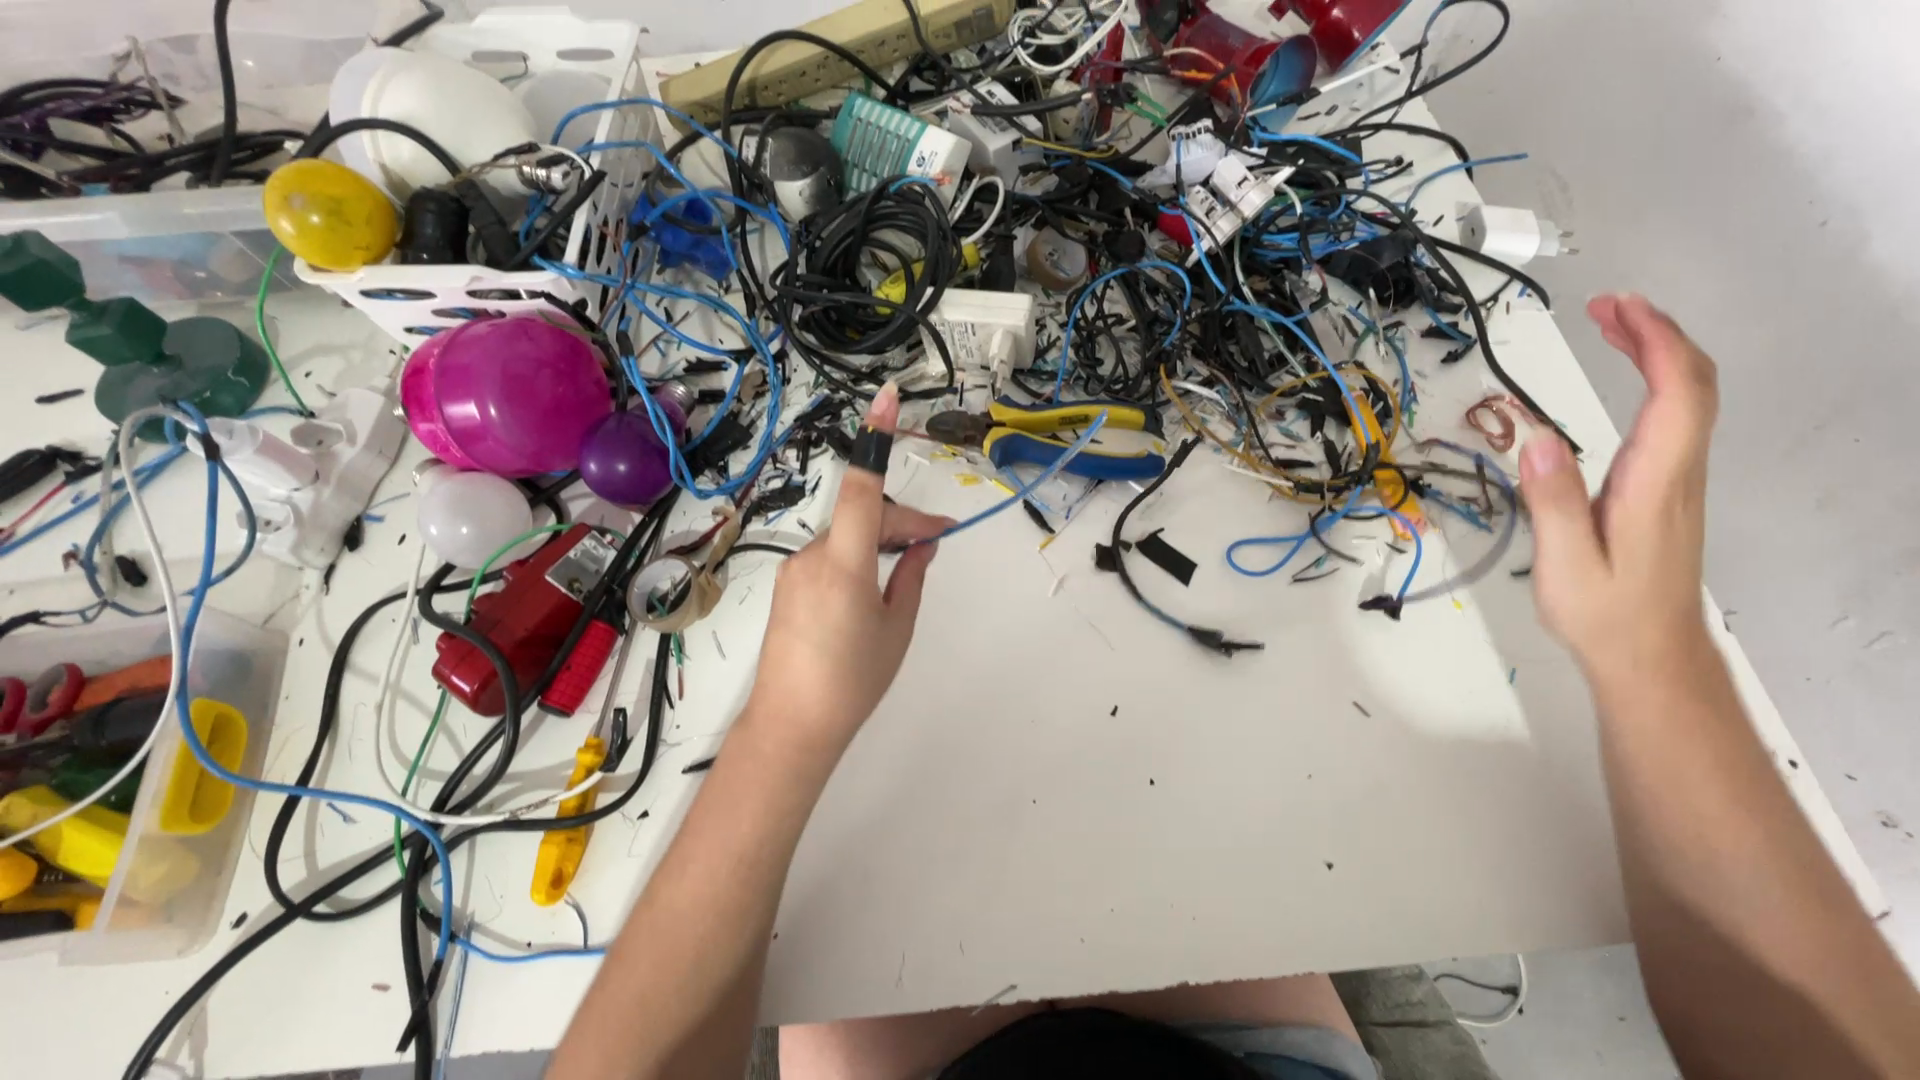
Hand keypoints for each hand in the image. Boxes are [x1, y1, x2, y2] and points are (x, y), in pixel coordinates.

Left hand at [743, 383, 953, 749]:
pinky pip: (829, 556)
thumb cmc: (853, 680)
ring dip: (878, 540)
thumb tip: (924, 543)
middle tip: (936, 539)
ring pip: (845, 536)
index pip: (860, 488)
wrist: (792, 725)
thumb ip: (912, 576)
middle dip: (900, 520)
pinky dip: (856, 557)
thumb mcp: (897, 627)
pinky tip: (874, 584)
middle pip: (861, 514)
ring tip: (908, 566)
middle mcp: (812, 556)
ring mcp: (794, 571)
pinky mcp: (788, 587)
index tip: (887, 399)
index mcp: (844, 563)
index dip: (875, 440)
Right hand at [1520, 294, 1718, 679]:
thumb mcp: (1564, 564)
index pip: (1677, 393)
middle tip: (1606, 305)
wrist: (1650, 656)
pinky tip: (1625, 383)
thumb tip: (1535, 437)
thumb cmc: (1604, 614)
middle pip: (1693, 385)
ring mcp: (1678, 480)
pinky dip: (1653, 384)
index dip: (1655, 341)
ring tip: (1609, 328)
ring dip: (1657, 354)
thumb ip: (1553, 501)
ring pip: (1689, 400)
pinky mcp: (1666, 491)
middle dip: (1657, 334)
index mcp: (1656, 482)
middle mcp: (1678, 472)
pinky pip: (1675, 420)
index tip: (1615, 308)